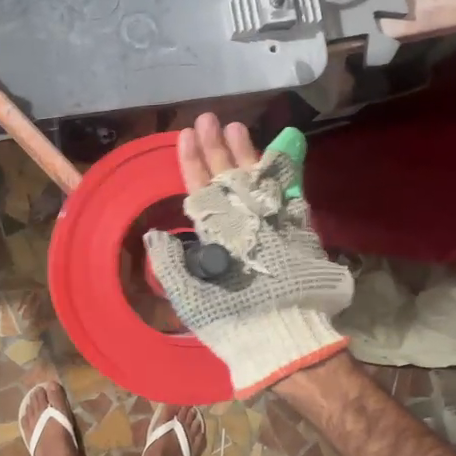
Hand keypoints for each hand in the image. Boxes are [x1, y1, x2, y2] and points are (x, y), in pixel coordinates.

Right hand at [144, 113, 353, 396]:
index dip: (191, 162)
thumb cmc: (233, 321)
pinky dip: (280, 175)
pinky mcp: (298, 232)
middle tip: (207, 119)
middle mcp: (245, 221)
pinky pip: (288, 195)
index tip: (185, 135)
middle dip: (214, 147)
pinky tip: (275, 158)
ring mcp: (275, 223)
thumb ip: (172, 264)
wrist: (286, 337)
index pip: (200, 189)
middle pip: (227, 176)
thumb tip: (157, 238)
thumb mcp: (190, 297)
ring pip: (257, 179)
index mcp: (216, 234)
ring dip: (244, 152)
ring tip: (235, 128)